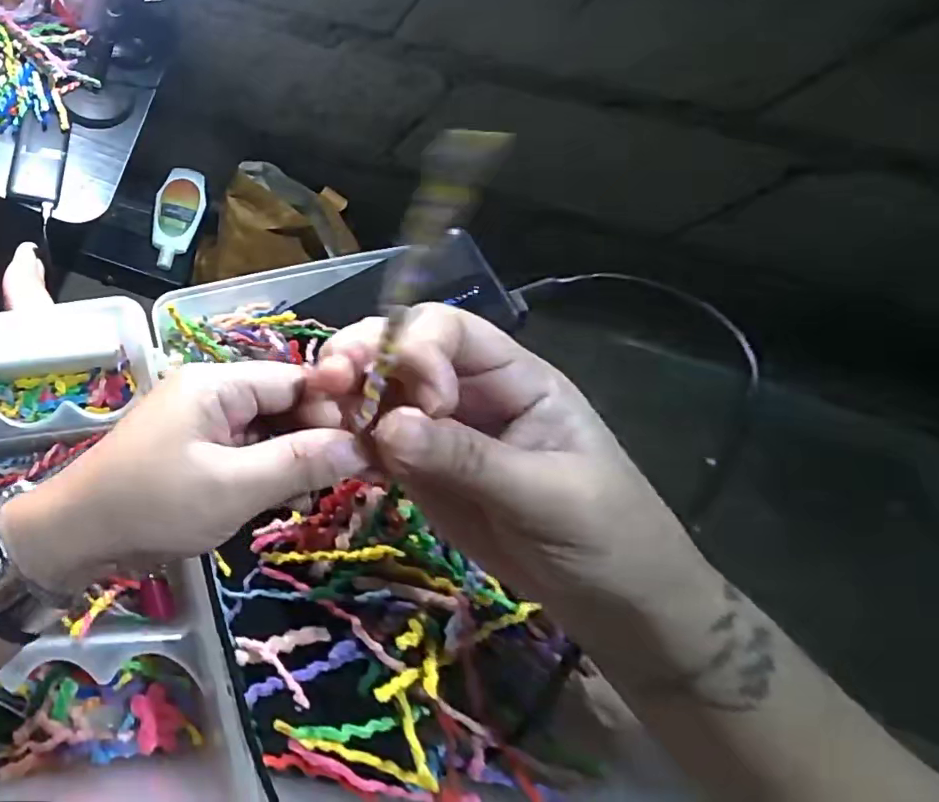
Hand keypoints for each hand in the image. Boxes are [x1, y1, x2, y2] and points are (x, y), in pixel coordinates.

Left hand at [2, 362, 365, 594]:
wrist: (82, 529)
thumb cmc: (157, 502)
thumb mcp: (235, 485)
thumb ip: (298, 461)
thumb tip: (360, 444)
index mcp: (214, 383)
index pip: (292, 380)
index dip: (333, 411)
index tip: (371, 450)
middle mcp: (205, 391)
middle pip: (278, 402)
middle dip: (313, 437)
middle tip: (350, 481)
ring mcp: (195, 420)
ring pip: (262, 428)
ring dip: (290, 457)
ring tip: (317, 494)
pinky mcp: (189, 448)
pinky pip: (239, 448)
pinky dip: (262, 469)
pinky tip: (282, 497)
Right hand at [314, 303, 704, 616]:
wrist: (617, 610)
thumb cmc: (610, 540)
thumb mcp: (548, 496)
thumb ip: (466, 458)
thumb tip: (389, 427)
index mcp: (510, 376)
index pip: (446, 329)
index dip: (418, 347)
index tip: (423, 402)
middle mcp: (460, 388)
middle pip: (392, 346)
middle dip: (356, 356)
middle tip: (329, 383)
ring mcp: (429, 425)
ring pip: (367, 388)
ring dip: (338, 396)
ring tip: (322, 421)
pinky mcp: (407, 462)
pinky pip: (363, 435)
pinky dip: (339, 437)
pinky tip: (332, 451)